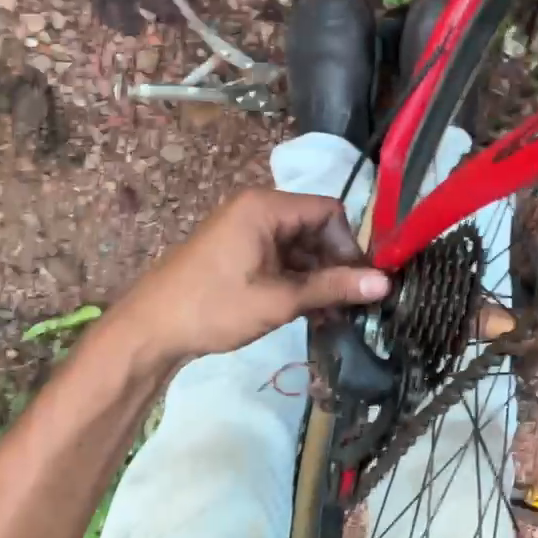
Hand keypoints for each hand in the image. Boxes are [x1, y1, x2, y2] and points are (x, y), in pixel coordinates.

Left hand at [112, 189, 388, 359]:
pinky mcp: (241, 253)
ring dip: (319, 281)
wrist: (152, 329)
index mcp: (266, 207)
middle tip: (350, 306)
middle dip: (336, 267)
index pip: (330, 212)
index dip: (350, 246)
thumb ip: (333, 287)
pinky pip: (282, 261)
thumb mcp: (279, 299)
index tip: (360, 283)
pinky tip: (312, 315)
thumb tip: (385, 283)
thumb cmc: (215, 307)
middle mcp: (258, 211)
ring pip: (302, 249)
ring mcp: (247, 232)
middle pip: (317, 230)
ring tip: (332, 317)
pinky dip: (299, 284)